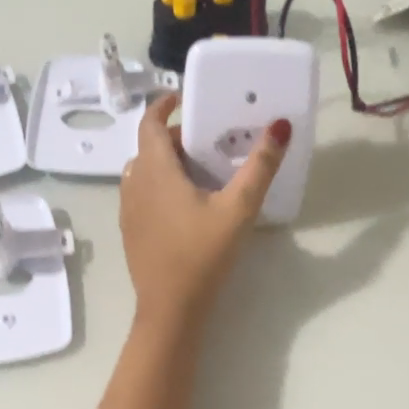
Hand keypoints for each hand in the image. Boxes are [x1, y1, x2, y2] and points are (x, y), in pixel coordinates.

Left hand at [119, 94, 289, 326]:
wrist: (170, 309)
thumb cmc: (202, 255)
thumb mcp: (238, 209)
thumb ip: (260, 167)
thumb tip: (280, 126)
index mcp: (155, 169)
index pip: (150, 122)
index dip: (164, 106)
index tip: (182, 99)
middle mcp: (134, 184)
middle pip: (149, 148)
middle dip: (175, 139)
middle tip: (207, 142)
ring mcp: (128, 211)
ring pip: (143, 173)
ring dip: (165, 164)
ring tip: (198, 173)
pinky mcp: (130, 233)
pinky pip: (141, 196)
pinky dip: (159, 188)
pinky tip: (185, 207)